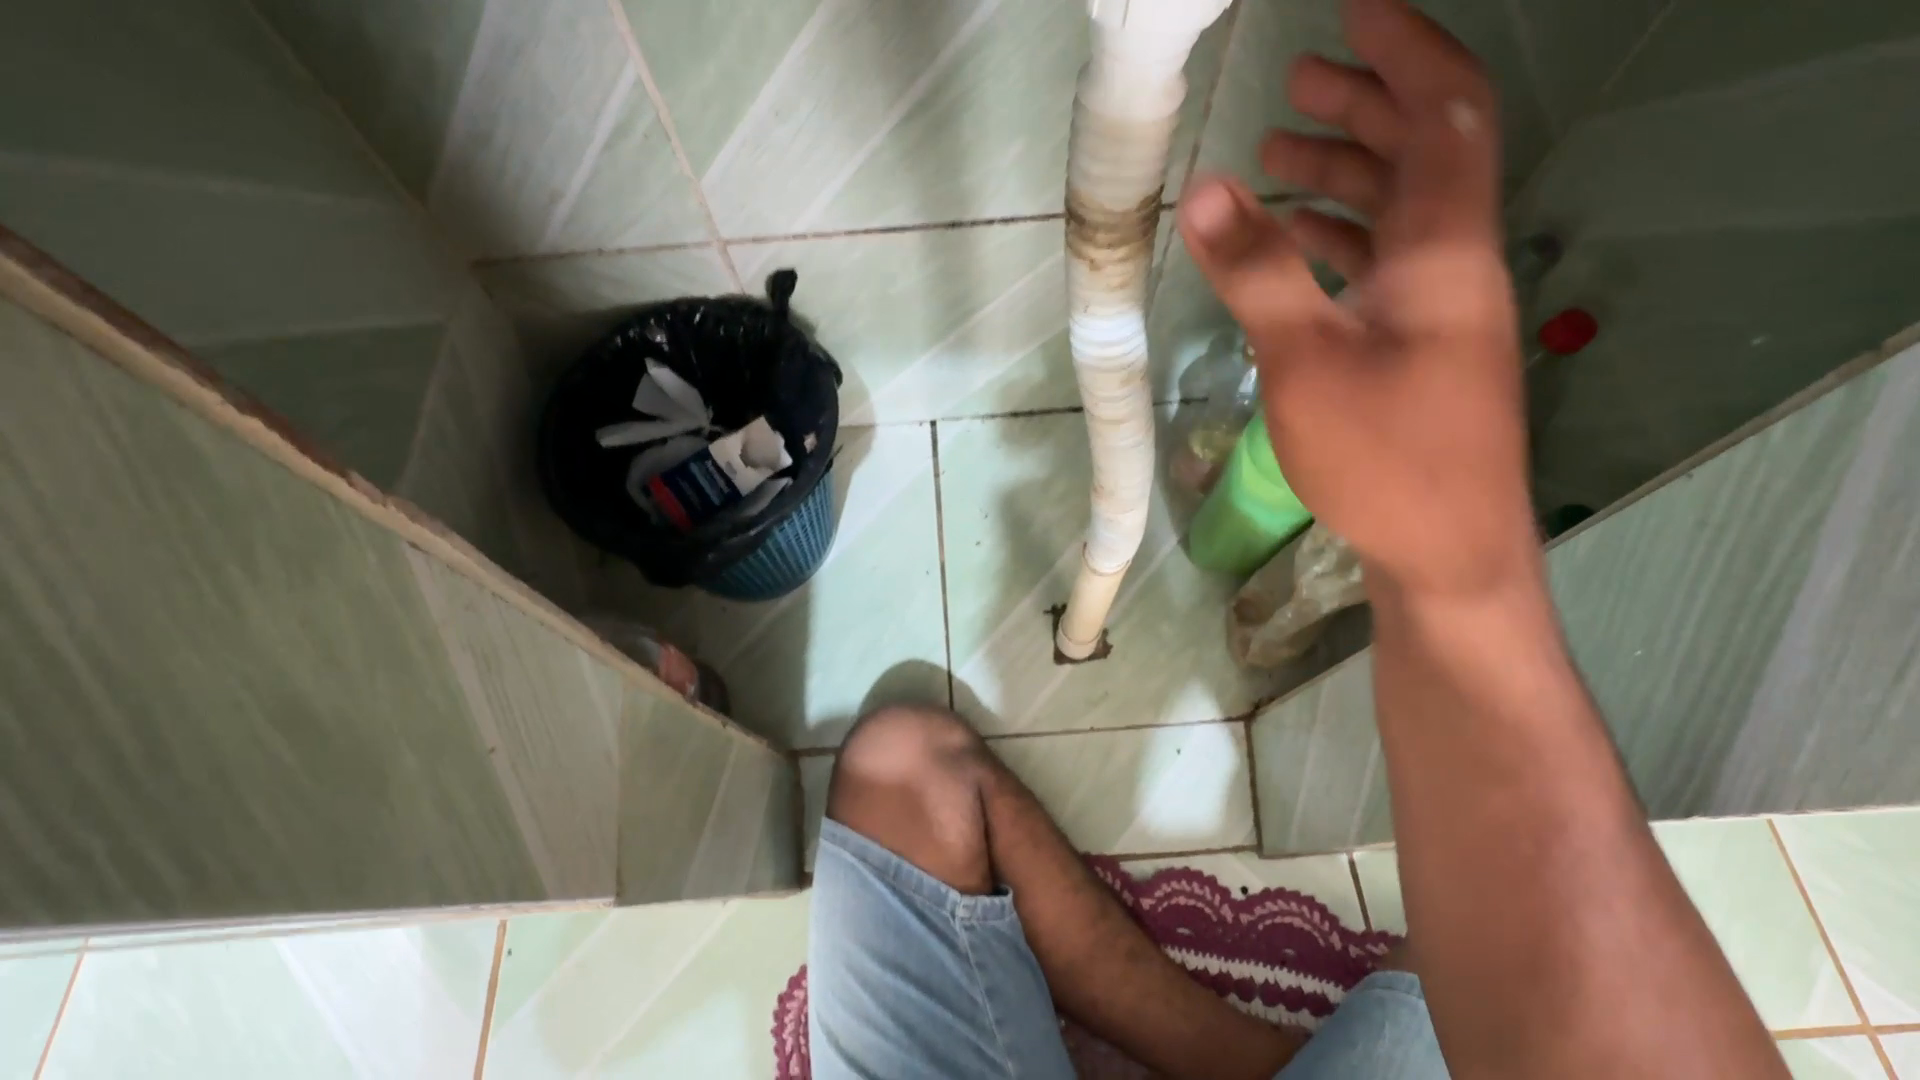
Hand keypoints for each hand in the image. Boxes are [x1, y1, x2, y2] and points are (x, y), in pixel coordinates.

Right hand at [1177, 0, 1534, 598]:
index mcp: (1443, 247)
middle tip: (1296, 80)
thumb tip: (1203, 187)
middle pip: (1423, 153)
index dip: (1404, 50)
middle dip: (1364, 103)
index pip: (1444, 112)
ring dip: (1347, 171)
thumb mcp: (1308, 360)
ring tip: (1279, 153)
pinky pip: (1384, 264)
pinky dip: (1341, 236)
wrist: (1447, 552)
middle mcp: (1453, 263)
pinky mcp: (1420, 348)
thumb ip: (1258, 270)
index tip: (1351, 10)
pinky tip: (1298, 241)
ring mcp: (1440, 308)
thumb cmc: (1385, 456)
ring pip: (1400, 211)